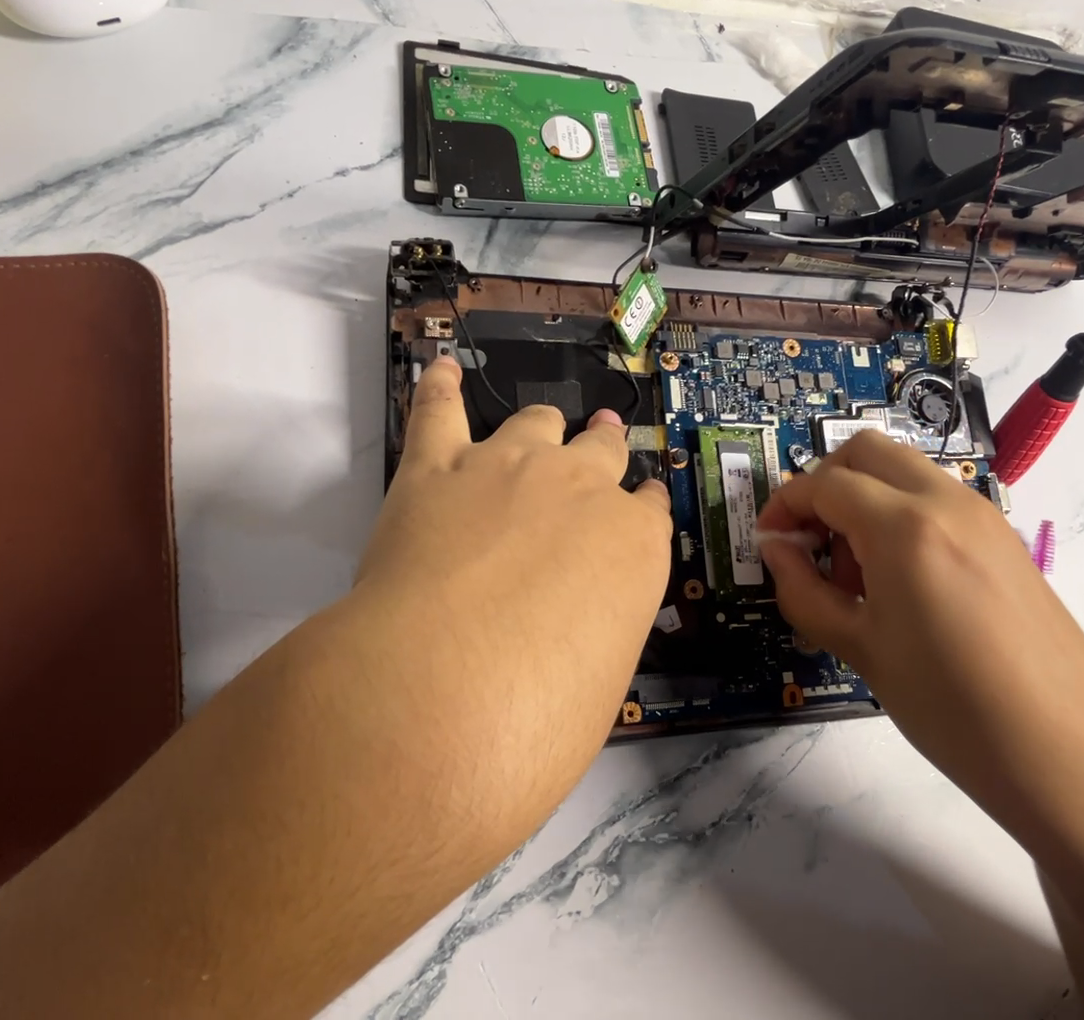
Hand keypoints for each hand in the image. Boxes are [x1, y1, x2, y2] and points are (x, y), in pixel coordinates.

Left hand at [353, 355, 671, 751]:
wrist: (446, 686)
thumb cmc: (540, 712)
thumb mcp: (603, 681)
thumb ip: (599, 633)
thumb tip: (575, 633)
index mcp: (634, 543)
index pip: (649, 508)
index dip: (642, 503)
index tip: (639, 502)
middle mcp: (579, 488)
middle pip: (600, 452)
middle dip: (604, 449)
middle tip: (602, 442)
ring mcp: (506, 468)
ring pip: (534, 425)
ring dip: (541, 426)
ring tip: (541, 423)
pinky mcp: (434, 469)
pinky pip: (438, 411)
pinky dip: (440, 388)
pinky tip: (443, 371)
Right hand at [756, 431, 1083, 818]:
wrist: (1059, 750)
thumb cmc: (948, 705)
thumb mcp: (859, 648)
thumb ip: (805, 590)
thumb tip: (777, 550)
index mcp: (905, 526)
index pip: (826, 484)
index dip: (785, 505)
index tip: (769, 541)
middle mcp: (947, 502)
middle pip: (867, 452)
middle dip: (824, 483)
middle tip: (810, 541)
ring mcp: (984, 517)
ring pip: (905, 471)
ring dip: (865, 497)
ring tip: (854, 572)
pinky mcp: (1005, 540)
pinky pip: (938, 501)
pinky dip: (901, 515)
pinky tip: (898, 582)